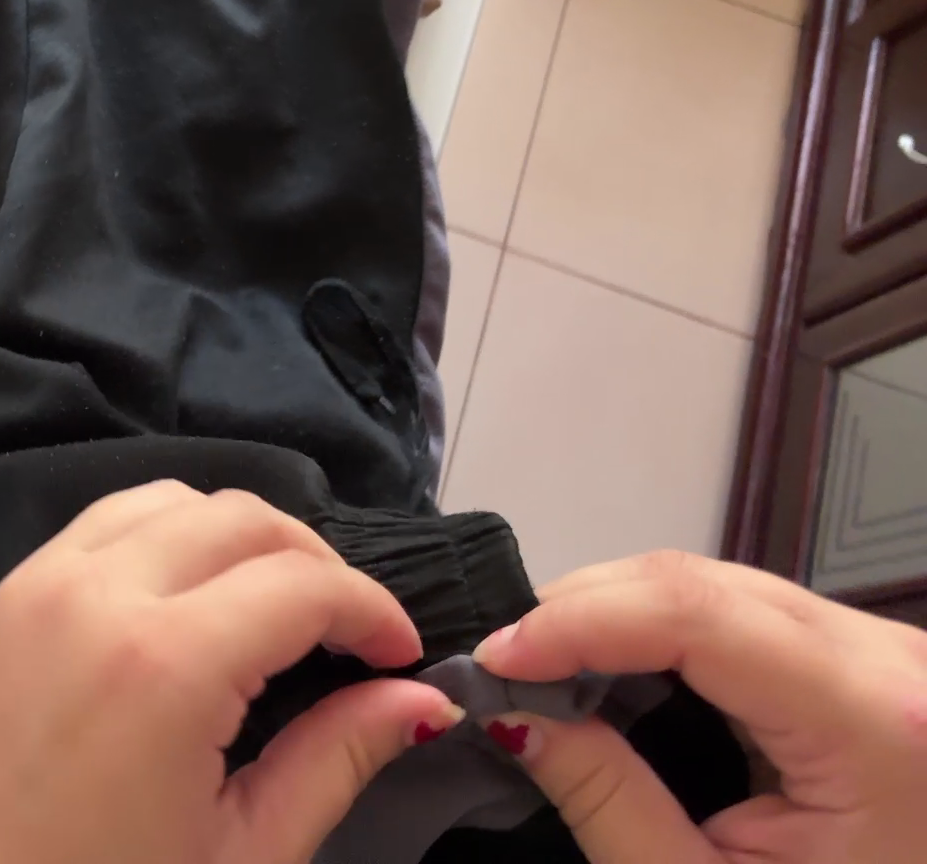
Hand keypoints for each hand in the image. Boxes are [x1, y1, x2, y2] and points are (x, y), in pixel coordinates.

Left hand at [0, 480, 463, 863]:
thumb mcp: (244, 849)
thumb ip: (338, 757)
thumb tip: (422, 699)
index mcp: (164, 663)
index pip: (299, 585)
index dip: (371, 609)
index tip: (400, 653)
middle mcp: (102, 590)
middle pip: (238, 515)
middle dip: (313, 558)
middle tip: (343, 625)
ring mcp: (50, 574)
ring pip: (172, 496)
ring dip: (236, 531)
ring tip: (270, 596)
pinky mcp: (21, 580)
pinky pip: (112, 515)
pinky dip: (169, 528)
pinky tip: (190, 583)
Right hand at [472, 550, 926, 862]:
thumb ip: (604, 796)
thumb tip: (502, 708)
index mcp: (887, 726)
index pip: (690, 613)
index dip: (572, 622)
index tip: (493, 662)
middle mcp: (896, 660)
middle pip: (687, 583)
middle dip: (573, 612)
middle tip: (508, 666)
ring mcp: (885, 651)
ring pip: (700, 583)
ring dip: (605, 615)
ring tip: (548, 668)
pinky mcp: (864, 657)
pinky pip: (726, 606)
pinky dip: (648, 627)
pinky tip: (614, 670)